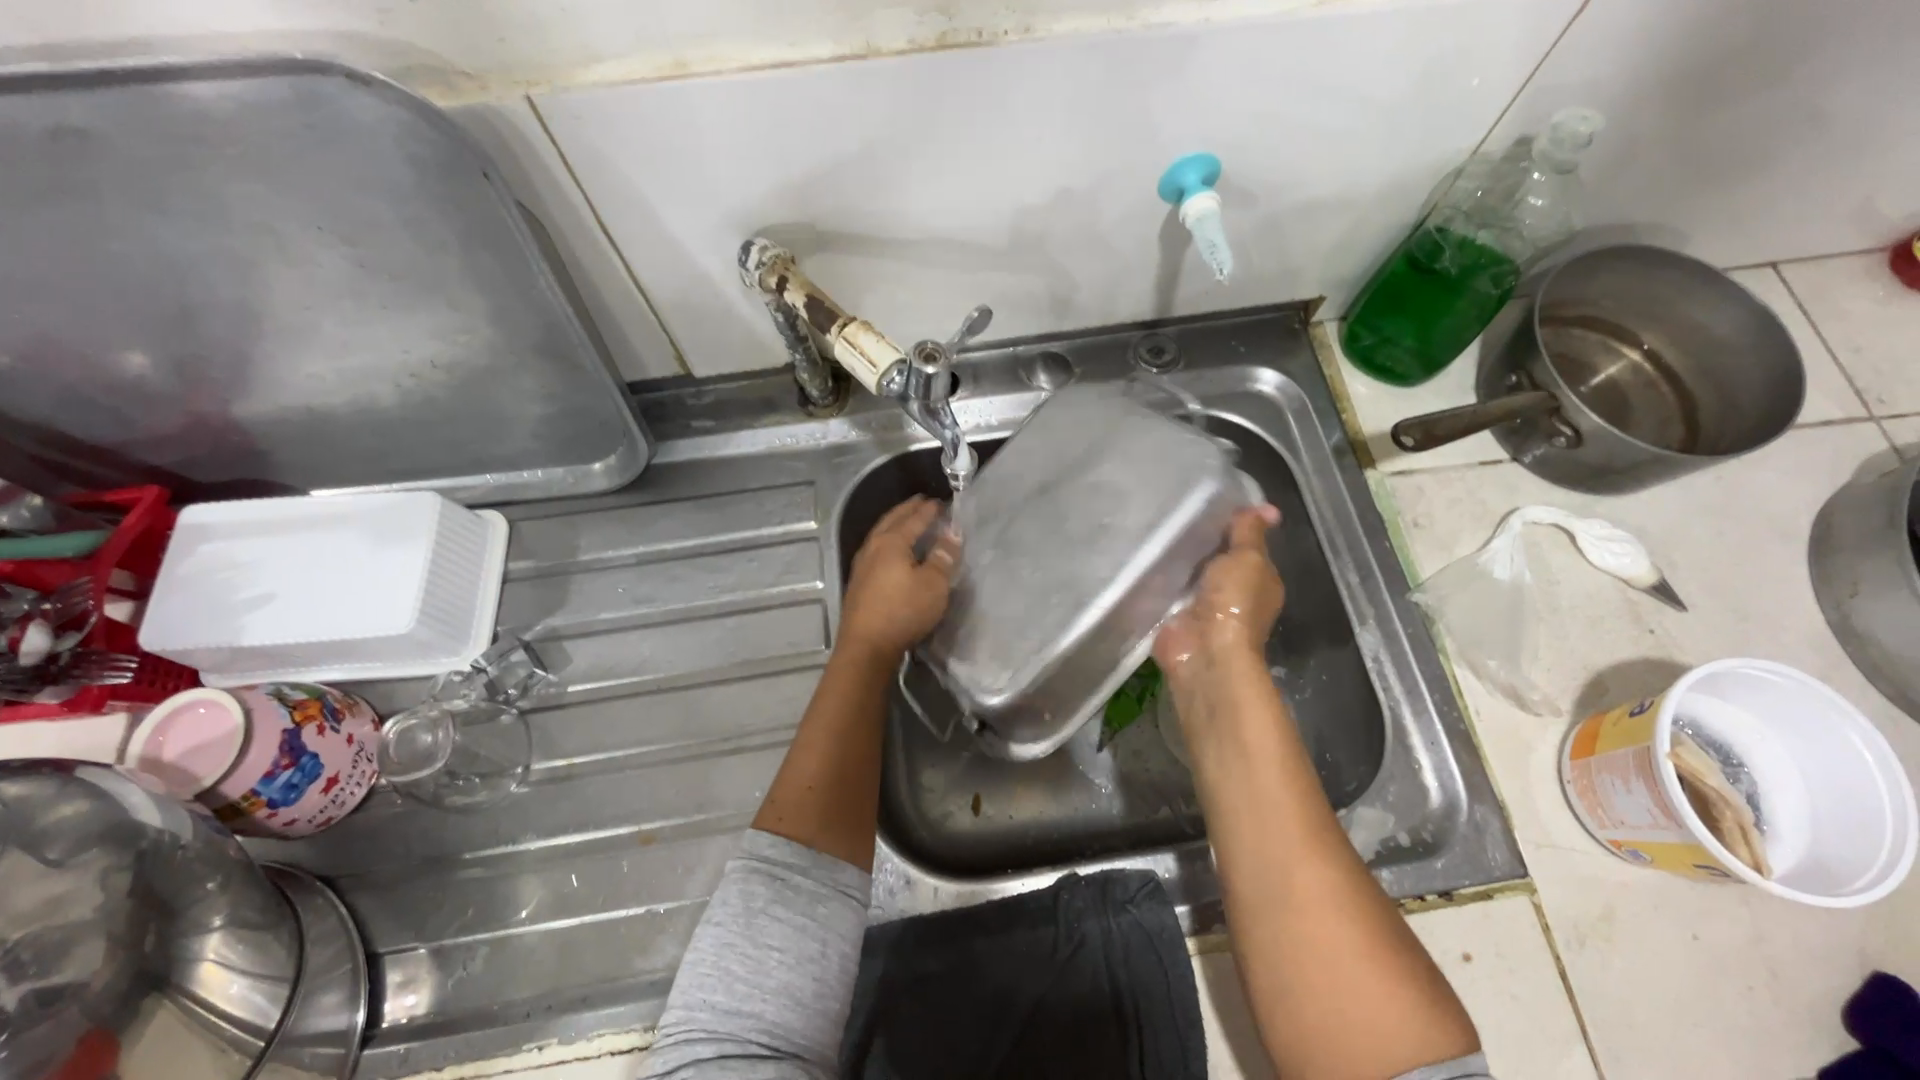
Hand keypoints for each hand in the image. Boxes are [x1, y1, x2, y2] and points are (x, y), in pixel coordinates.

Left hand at [838, 495, 959, 663]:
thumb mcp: (934, 584)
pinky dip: (887, 542)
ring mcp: (861, 566)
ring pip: (879, 535)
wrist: (866, 647)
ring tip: (906, 522)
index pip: (913, 519)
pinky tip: (891, 552)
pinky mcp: (858, 584)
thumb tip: (953, 532)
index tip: (940, 502)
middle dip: (907, 511)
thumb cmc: (903, 612)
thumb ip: (943, 556)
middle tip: (920, 502)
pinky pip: (875, 551)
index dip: (928, 511)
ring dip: (894, 525)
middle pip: (891, 522)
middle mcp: (873, 548)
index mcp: (891, 542)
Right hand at [1154, 504, 1284, 678]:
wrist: (1204, 651)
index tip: (1212, 499)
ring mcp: (1205, 607)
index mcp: (1261, 580)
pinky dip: (1160, 577)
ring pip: (1191, 573)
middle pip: (1218, 558)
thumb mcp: (1248, 557)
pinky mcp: (1177, 617)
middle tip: (1177, 508)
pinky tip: (1145, 556)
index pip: (1249, 544)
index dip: (1236, 523)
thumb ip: (1249, 532)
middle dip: (1202, 539)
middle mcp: (1236, 594)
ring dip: (1178, 557)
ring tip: (1156, 526)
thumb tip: (1266, 508)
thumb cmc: (1235, 601)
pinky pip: (1168, 589)